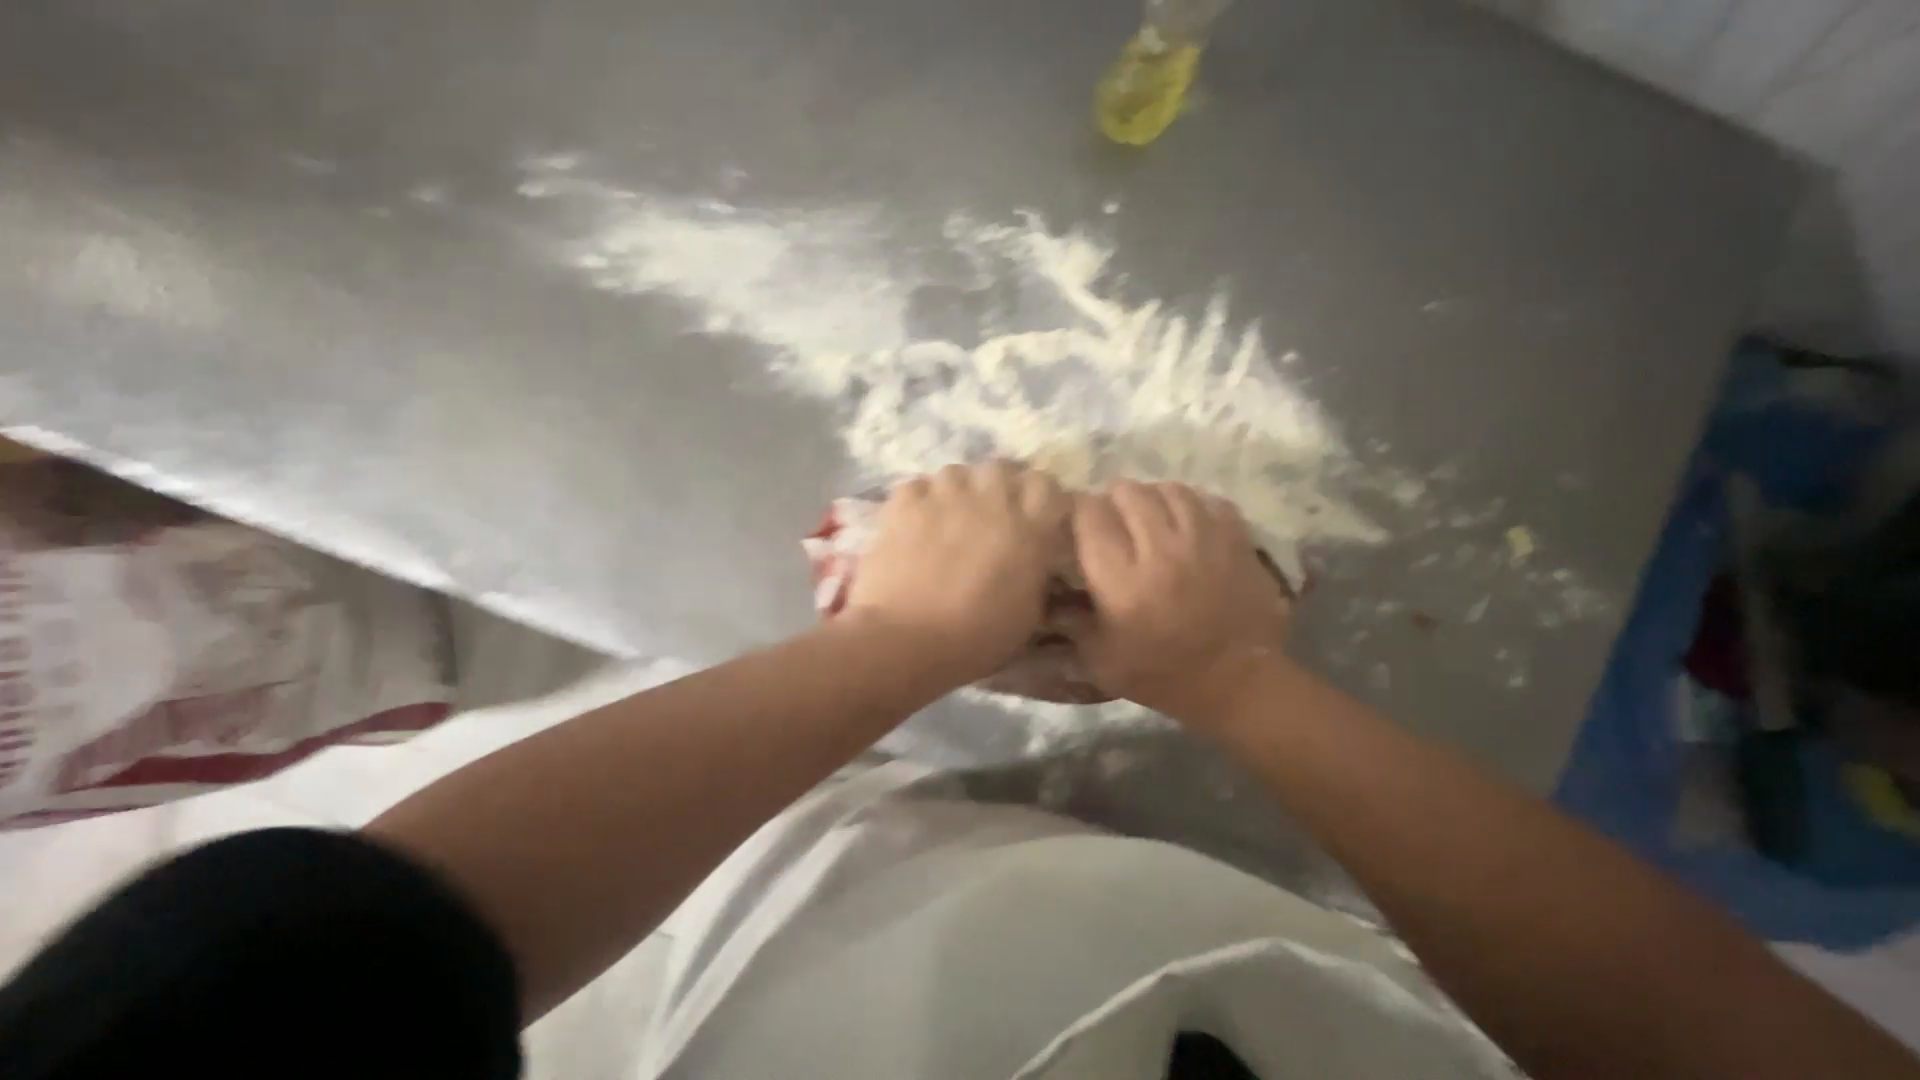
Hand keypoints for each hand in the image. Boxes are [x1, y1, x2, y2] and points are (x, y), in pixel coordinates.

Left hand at [844, 463, 1070, 684]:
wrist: (906, 639)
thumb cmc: (976, 638)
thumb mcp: (1027, 613)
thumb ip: (1035, 574)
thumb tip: (1034, 560)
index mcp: (1029, 527)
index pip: (1047, 485)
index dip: (1040, 499)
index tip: (1035, 518)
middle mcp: (991, 499)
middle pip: (1002, 469)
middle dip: (999, 487)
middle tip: (990, 516)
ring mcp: (944, 494)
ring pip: (959, 472)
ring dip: (960, 490)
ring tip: (950, 517)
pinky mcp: (904, 501)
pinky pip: (918, 485)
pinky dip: (920, 500)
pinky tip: (916, 523)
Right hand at [1066, 481, 1290, 721]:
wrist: (1237, 685)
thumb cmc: (1161, 676)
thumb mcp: (1101, 660)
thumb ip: (1071, 621)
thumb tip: (1048, 594)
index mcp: (1122, 580)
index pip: (1089, 514)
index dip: (1078, 512)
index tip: (1078, 526)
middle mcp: (1161, 550)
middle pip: (1128, 492)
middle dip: (1113, 501)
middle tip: (1113, 521)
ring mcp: (1204, 540)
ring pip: (1169, 488)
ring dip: (1152, 499)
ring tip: (1150, 518)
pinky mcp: (1237, 540)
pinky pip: (1208, 500)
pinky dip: (1192, 506)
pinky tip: (1186, 525)